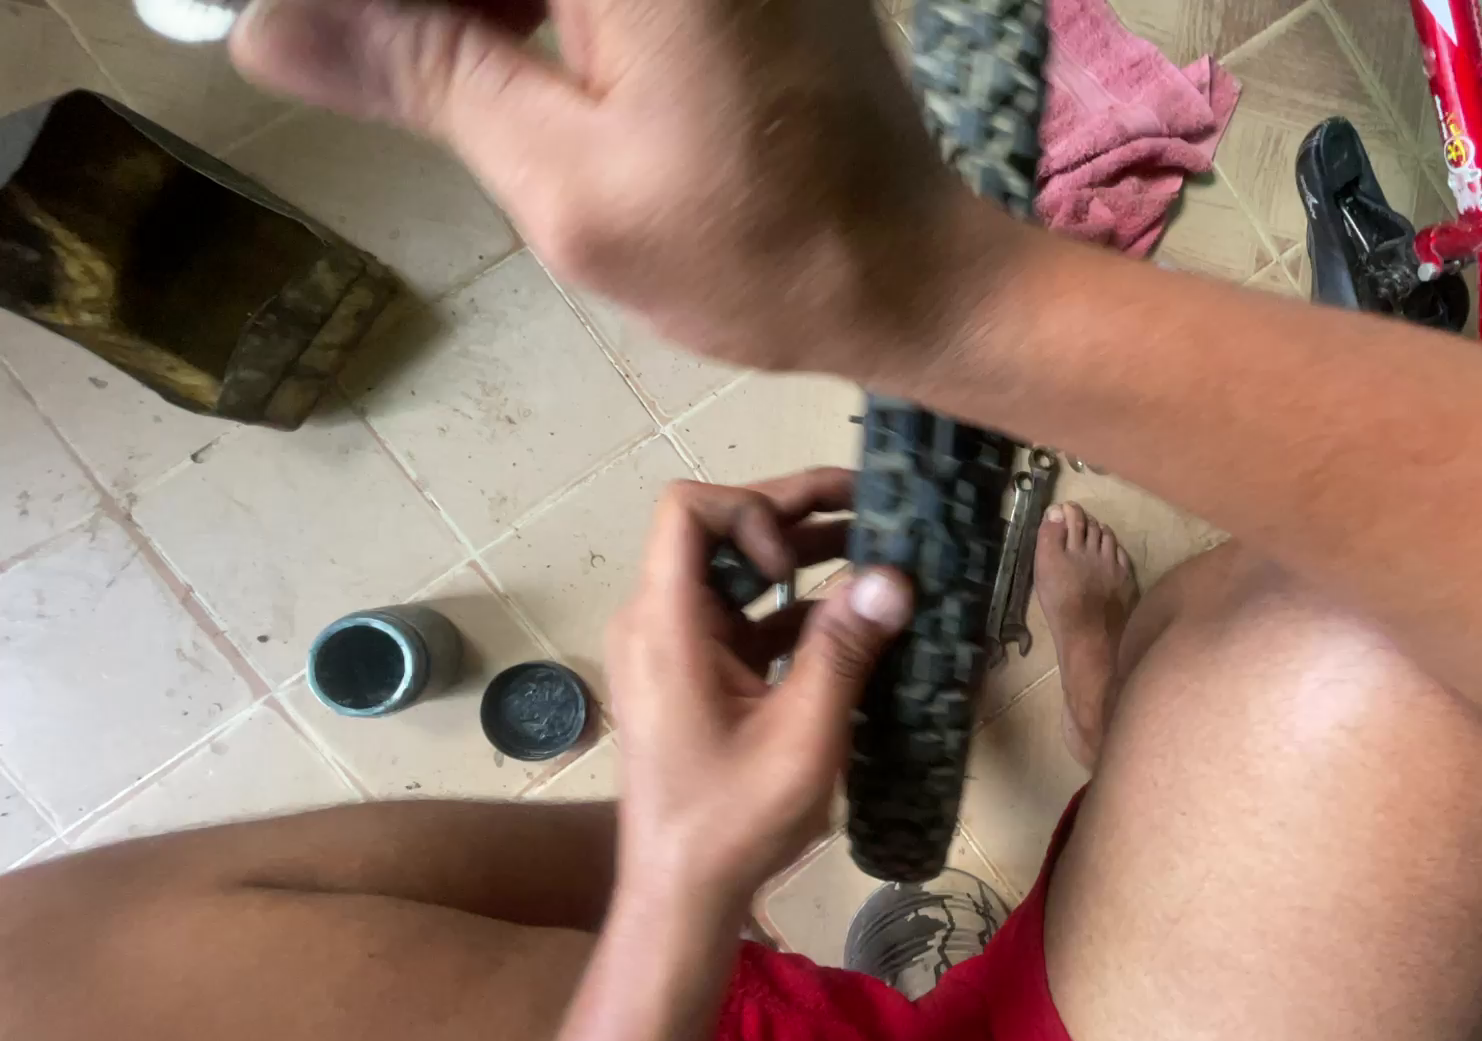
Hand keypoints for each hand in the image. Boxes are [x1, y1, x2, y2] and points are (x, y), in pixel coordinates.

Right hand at [228, 0, 1020, 375]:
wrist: (914, 279)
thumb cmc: (764, 261)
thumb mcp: (574, 192)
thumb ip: (425, 76)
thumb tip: (274, 29)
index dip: (379, 7)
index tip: (317, 39)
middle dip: (433, 8)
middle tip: (364, 54)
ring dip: (487, 5)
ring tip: (432, 61)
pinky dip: (557, 7)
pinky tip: (521, 50)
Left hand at [602, 469, 911, 902]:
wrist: (682, 894)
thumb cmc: (732, 821)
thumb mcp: (802, 736)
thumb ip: (844, 651)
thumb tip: (894, 577)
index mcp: (667, 623)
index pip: (688, 510)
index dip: (753, 512)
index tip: (798, 567)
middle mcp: (661, 618)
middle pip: (720, 530)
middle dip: (797, 512)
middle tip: (871, 503)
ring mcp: (677, 643)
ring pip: (738, 569)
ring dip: (804, 556)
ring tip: (874, 546)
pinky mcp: (697, 668)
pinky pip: (746, 613)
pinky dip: (796, 605)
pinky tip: (852, 615)